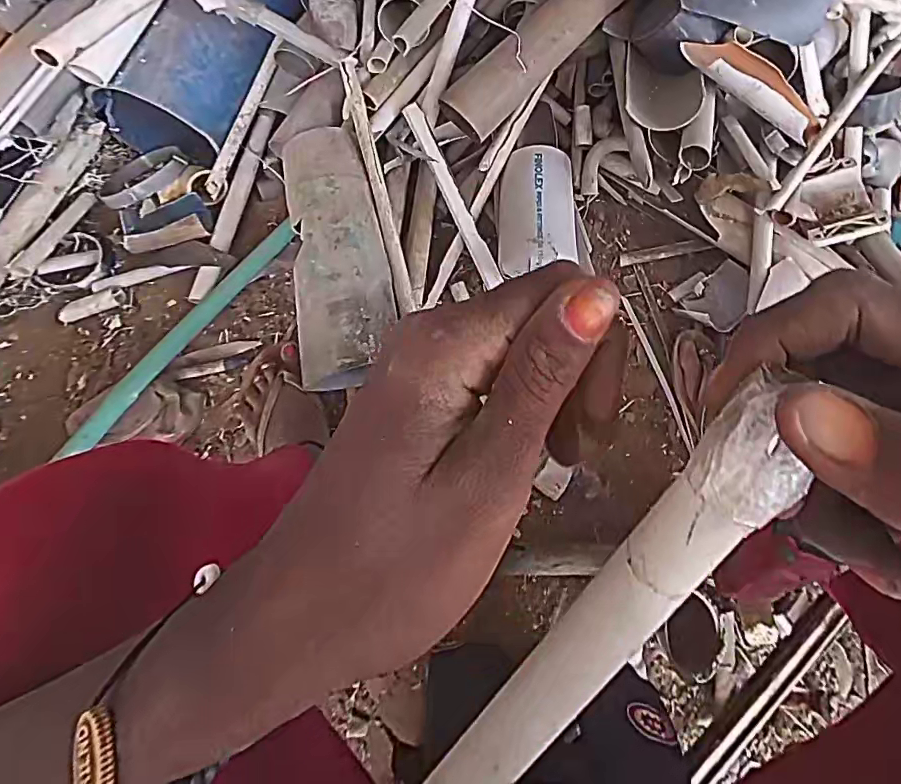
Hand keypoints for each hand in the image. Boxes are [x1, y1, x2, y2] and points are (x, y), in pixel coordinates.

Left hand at [240, 262, 622, 691]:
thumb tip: (595, 294)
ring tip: (546, 461)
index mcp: (444, 344)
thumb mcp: (489, 478)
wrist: (304, 613)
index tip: (592, 420)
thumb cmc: (391, 572)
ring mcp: (421, 355)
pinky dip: (524, 404)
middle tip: (572, 450)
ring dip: (555, 391)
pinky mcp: (422, 382)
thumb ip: (543, 377)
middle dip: (578, 370)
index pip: (560, 286)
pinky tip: (516, 455)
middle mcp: (428, 332)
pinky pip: (497, 366)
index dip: (596, 345)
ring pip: (526, 337)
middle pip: (543, 306)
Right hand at [708, 270, 900, 783]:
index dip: (780, 335)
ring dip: (801, 483)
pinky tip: (877, 562)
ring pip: (805, 416)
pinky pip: (817, 468)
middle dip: (775, 419)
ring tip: (862, 553)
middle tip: (763, 480)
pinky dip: (819, 514)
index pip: (861, 309)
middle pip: (818, 358)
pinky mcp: (898, 474)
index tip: (728, 396)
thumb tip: (806, 412)